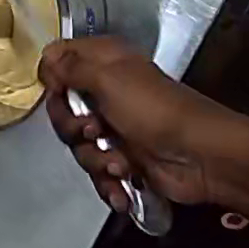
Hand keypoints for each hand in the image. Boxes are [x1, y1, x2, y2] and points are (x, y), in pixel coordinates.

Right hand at [39, 36, 248, 209]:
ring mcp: (111, 127)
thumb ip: (70, 68)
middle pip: (61, 107)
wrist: (202, 156)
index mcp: (100, 62)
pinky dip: (108, 182)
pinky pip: (96, 170)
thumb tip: (46, 63)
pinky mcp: (121, 159)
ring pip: (77, 143)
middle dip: (73, 127)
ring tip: (120, 164)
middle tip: (93, 131)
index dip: (51, 77)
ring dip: (95, 158)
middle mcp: (101, 90)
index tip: (58, 92)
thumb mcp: (108, 78)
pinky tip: (121, 187)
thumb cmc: (153, 109)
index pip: (57, 59)